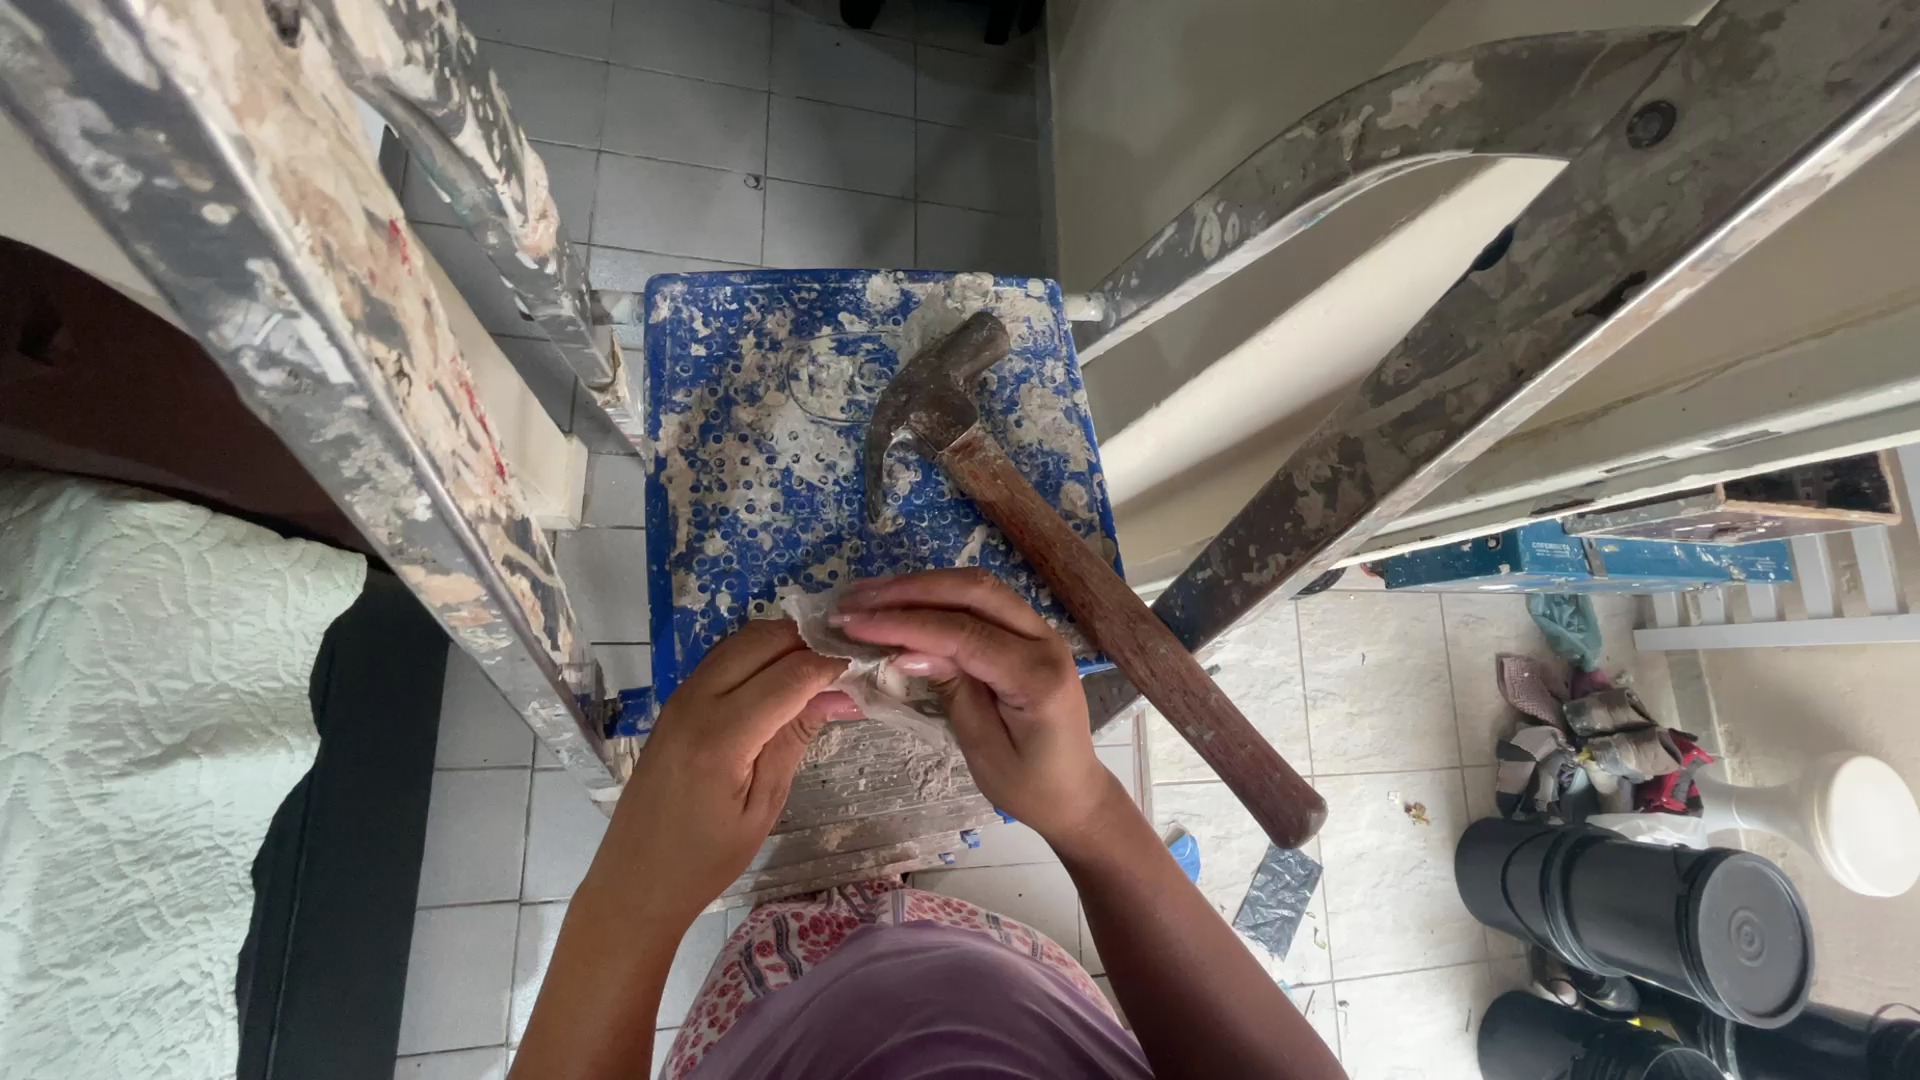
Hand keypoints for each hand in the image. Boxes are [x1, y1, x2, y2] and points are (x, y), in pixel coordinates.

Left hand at [590, 620, 857, 929]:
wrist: (634, 880)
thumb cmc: (705, 858)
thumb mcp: (763, 806)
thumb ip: (795, 739)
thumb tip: (837, 692)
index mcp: (721, 737)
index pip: (790, 675)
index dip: (830, 662)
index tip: (862, 663)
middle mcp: (696, 702)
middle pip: (763, 641)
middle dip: (808, 640)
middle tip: (844, 660)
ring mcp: (681, 696)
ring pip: (741, 640)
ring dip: (783, 641)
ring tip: (819, 664)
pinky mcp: (676, 701)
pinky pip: (724, 656)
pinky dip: (759, 652)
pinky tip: (782, 674)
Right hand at [833, 569, 1126, 852]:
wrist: (1074, 793)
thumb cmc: (1029, 785)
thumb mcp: (983, 749)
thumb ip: (952, 690)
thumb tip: (906, 649)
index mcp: (1037, 676)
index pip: (963, 634)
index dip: (905, 624)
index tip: (854, 623)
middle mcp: (1045, 640)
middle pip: (973, 591)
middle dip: (909, 590)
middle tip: (855, 599)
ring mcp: (1041, 630)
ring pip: (978, 587)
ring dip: (922, 586)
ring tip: (869, 595)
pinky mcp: (1029, 631)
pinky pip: (982, 601)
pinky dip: (940, 596)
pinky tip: (904, 602)